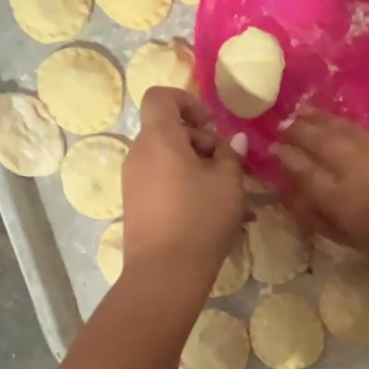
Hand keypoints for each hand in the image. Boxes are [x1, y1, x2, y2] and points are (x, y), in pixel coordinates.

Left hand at [122, 88, 244, 282]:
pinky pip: (164, 185)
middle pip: (169, 132)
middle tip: (230, 170)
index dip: (187, 101)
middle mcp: (139, 153)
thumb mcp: (228, 184)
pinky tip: (213, 217)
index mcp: (159, 138)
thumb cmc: (200, 218)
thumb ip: (231, 156)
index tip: (211, 126)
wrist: (165, 272)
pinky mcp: (137, 206)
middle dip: (202, 144)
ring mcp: (134, 181)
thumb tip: (234, 140)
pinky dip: (187, 190)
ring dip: (199, 171)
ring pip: (170, 162)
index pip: (161, 96)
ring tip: (229, 200)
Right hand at [273, 112, 368, 283]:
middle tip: (282, 125)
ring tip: (302, 114)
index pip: (302, 171)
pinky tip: (338, 125)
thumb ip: (327, 222)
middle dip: (296, 131)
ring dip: (317, 120)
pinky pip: (361, 130)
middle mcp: (354, 167)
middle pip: (317, 141)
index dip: (283, 159)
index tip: (270, 149)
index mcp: (341, 199)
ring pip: (339, 129)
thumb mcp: (361, 246)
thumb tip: (299, 202)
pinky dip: (342, 125)